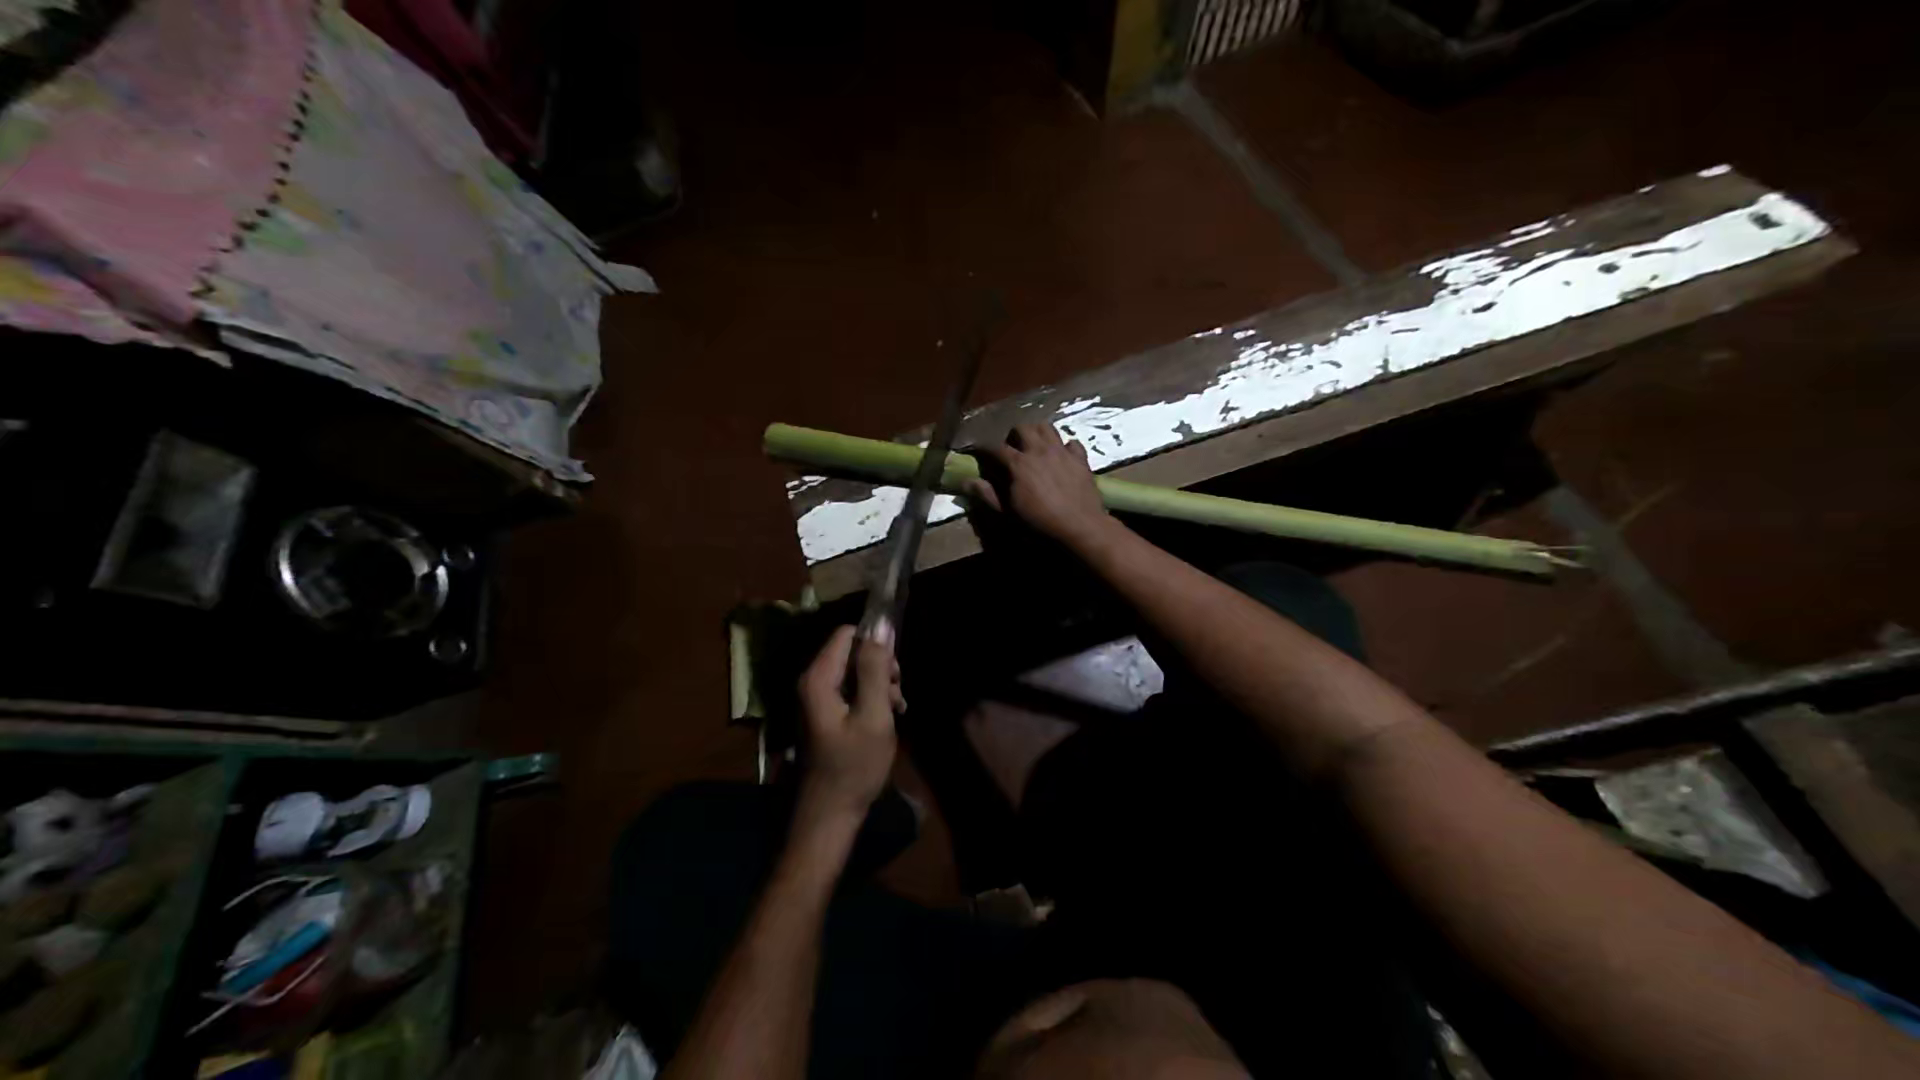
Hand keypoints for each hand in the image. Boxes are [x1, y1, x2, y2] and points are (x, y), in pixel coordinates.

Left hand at [795, 625, 902, 825]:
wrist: (830, 813)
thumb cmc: (854, 765)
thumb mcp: (873, 715)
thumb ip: (875, 669)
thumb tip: (881, 626)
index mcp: (818, 678)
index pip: (847, 634)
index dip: (875, 645)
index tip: (895, 672)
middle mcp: (811, 681)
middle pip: (851, 651)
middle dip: (880, 666)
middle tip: (897, 695)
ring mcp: (816, 698)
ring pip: (854, 671)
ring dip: (879, 684)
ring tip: (896, 710)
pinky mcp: (824, 712)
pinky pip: (850, 690)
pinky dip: (871, 698)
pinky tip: (887, 717)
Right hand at [968, 422, 1114, 549]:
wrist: (1080, 526)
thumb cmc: (1040, 521)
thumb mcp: (1008, 512)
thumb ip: (987, 494)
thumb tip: (965, 481)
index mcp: (1019, 463)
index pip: (995, 448)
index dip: (984, 448)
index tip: (978, 452)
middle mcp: (1039, 450)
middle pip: (1023, 428)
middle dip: (1013, 435)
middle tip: (1012, 449)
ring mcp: (1062, 451)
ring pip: (1047, 428)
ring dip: (1038, 434)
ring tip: (1035, 447)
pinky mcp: (1081, 458)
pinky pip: (1072, 443)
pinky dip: (1064, 447)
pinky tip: (1062, 457)